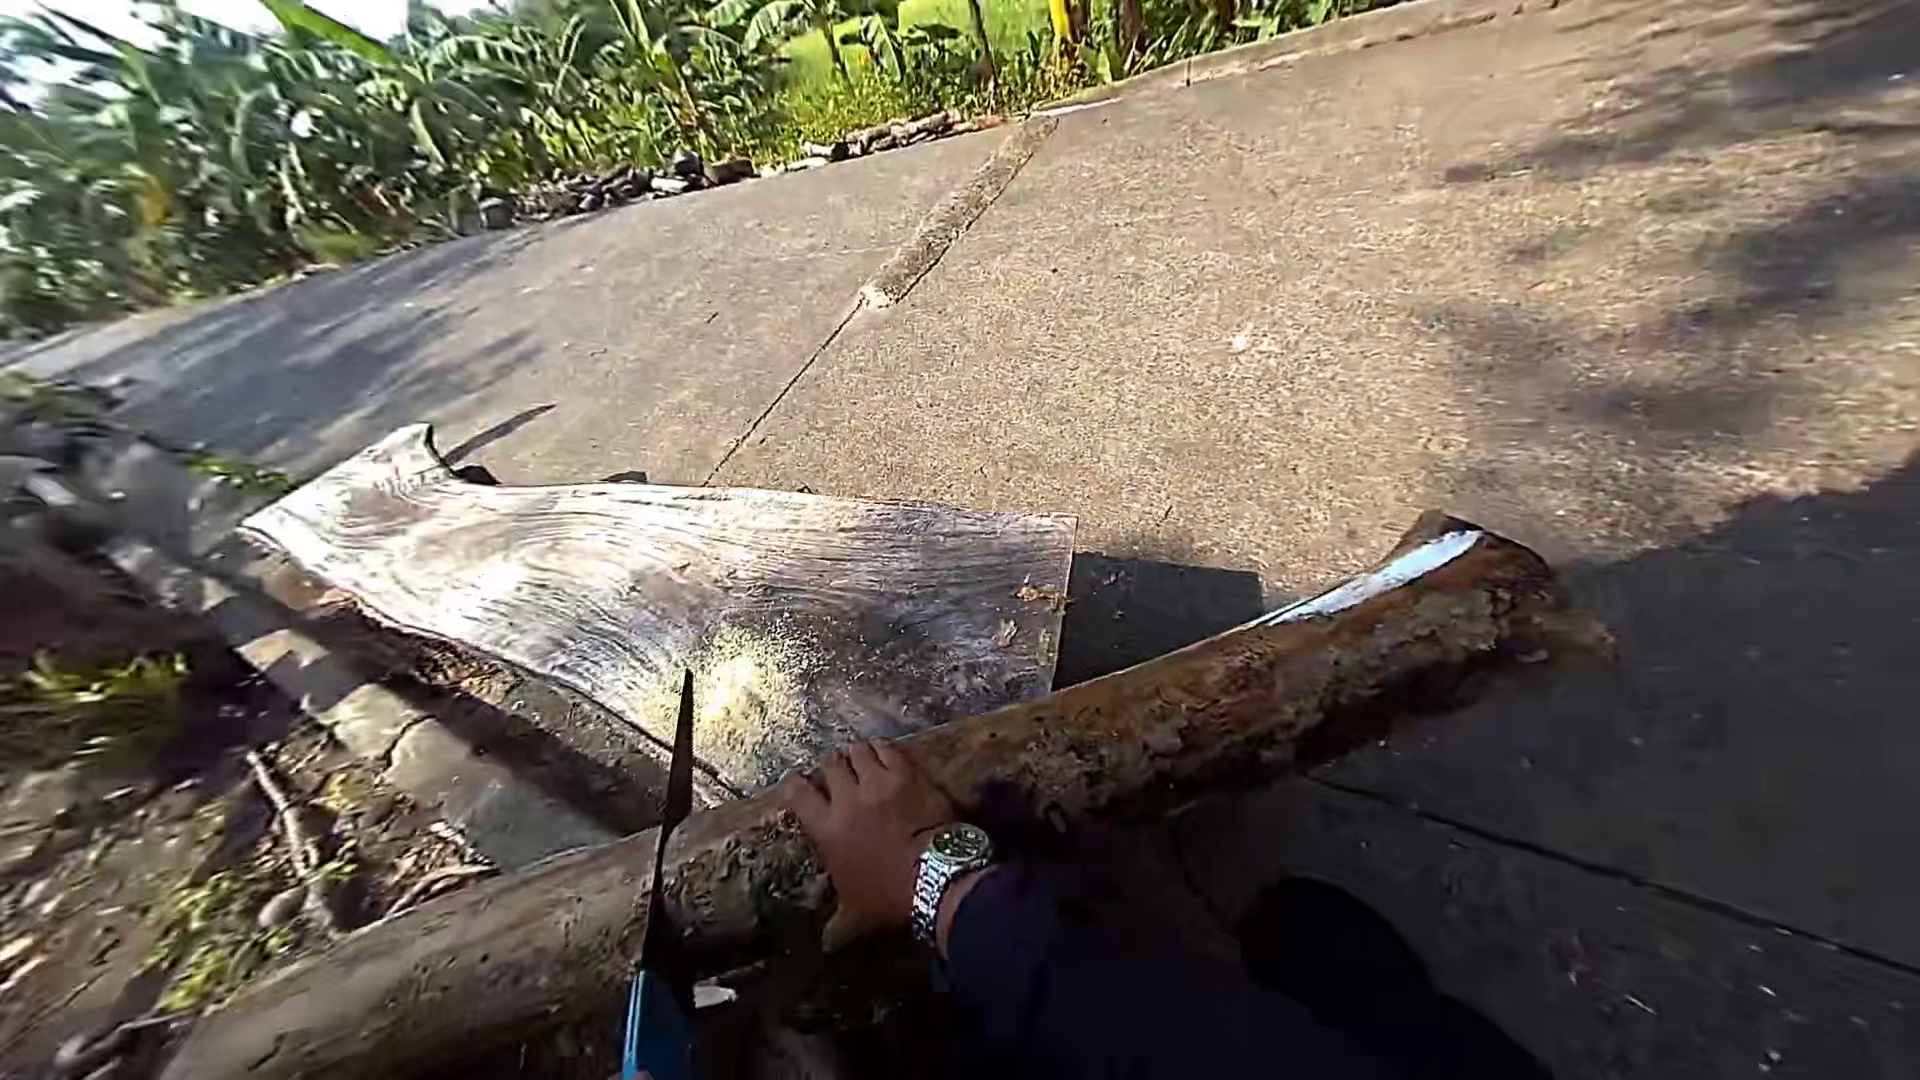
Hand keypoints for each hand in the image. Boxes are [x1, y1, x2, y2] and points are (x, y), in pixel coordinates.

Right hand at [781, 739, 955, 942]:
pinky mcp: (904, 772)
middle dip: (830, 764)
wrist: (934, 875)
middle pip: (830, 764)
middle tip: (835, 768)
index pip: (799, 794)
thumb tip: (827, 943)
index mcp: (827, 829)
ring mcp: (877, 781)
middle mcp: (847, 798)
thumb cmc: (890, 897)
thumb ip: (837, 921)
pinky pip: (887, 749)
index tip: (797, 781)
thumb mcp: (855, 912)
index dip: (795, 784)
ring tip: (859, 756)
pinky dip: (881, 748)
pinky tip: (882, 750)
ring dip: (856, 753)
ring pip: (858, 751)